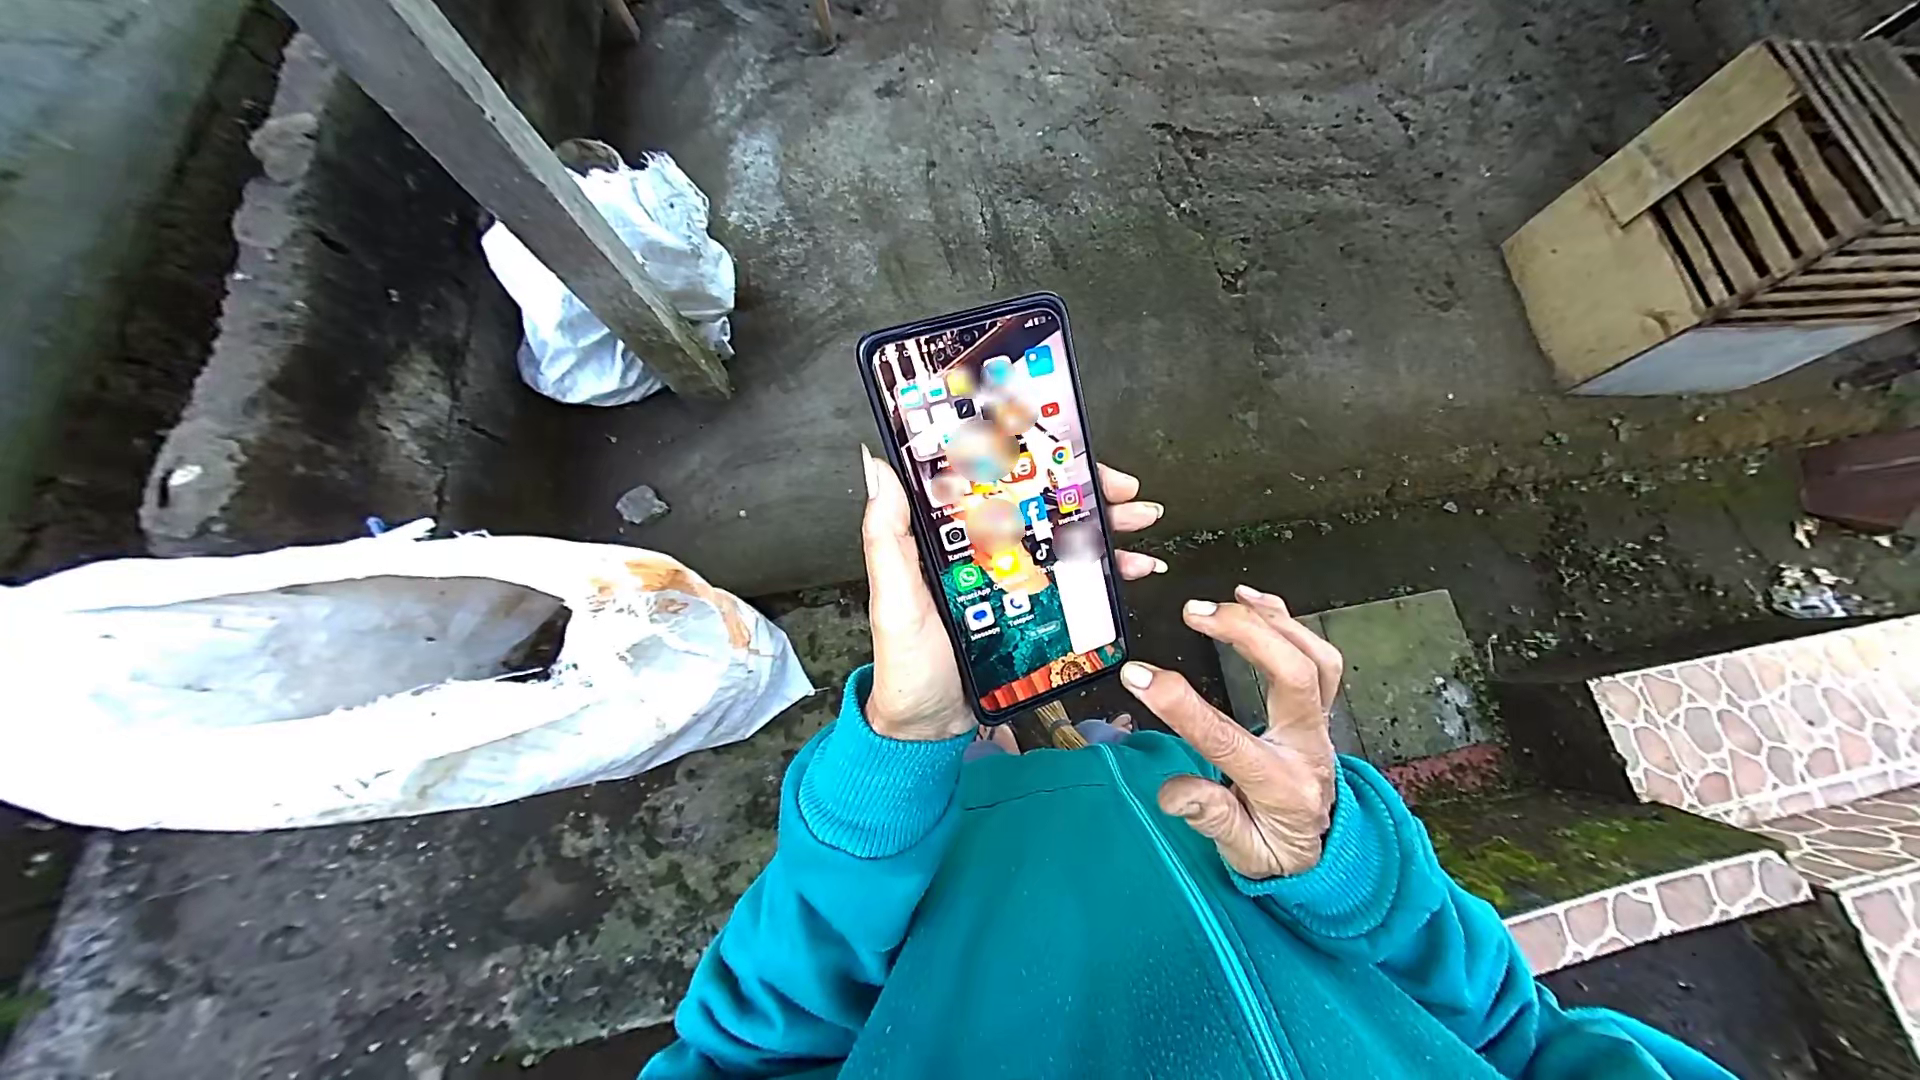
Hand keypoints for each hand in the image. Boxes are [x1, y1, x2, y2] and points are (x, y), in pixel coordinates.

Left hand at [860, 447, 1168, 739]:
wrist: (930, 725)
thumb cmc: (906, 664)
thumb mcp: (893, 599)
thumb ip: (886, 537)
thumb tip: (879, 469)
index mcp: (945, 539)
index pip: (990, 483)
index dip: (1027, 461)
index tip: (1061, 450)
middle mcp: (980, 551)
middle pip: (1036, 505)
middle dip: (1082, 491)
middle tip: (1117, 487)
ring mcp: (1008, 579)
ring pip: (1059, 538)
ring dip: (1101, 526)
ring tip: (1135, 521)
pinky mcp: (1028, 608)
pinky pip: (1069, 581)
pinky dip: (1101, 572)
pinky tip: (1126, 568)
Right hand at [1117, 586, 1342, 878]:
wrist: (1326, 850)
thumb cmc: (1277, 850)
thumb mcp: (1244, 855)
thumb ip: (1211, 819)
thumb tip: (1172, 792)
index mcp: (1282, 787)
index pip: (1227, 740)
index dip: (1180, 705)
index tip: (1138, 675)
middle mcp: (1309, 747)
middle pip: (1296, 677)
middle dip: (1246, 636)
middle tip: (1195, 614)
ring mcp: (1320, 725)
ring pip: (1315, 659)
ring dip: (1270, 621)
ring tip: (1224, 602)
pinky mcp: (1319, 709)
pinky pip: (1318, 656)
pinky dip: (1286, 619)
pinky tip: (1252, 598)